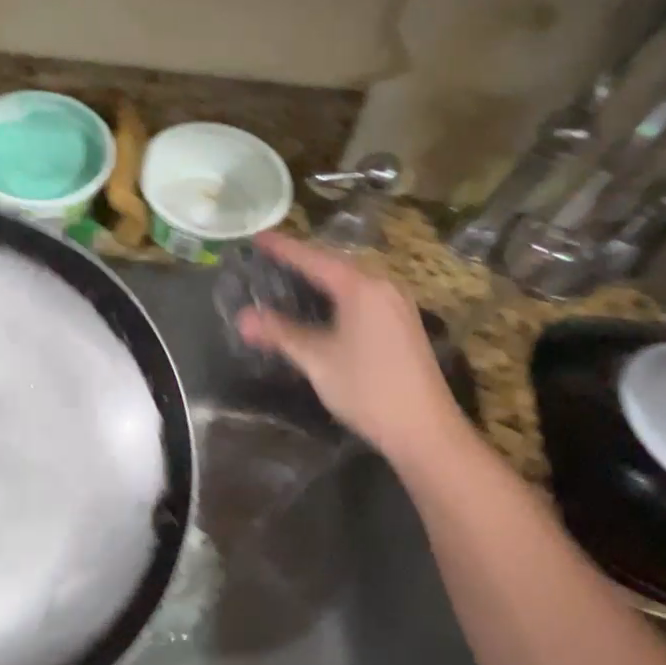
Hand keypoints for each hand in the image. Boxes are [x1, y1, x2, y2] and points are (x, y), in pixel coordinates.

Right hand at [235, 231, 468, 459]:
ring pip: (350, 282)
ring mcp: (396, 305)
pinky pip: (362, 297)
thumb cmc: (366, 387)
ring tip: (289, 278)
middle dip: (302, 261)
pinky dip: (336, 296)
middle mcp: (382, 287)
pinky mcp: (402, 325)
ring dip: (320, 279)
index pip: (313, 259)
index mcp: (361, 287)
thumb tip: (242, 317)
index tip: (257, 236)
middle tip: (269, 258)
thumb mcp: (316, 359)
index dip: (283, 248)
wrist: (423, 428)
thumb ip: (280, 333)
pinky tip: (321, 308)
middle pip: (335, 265)